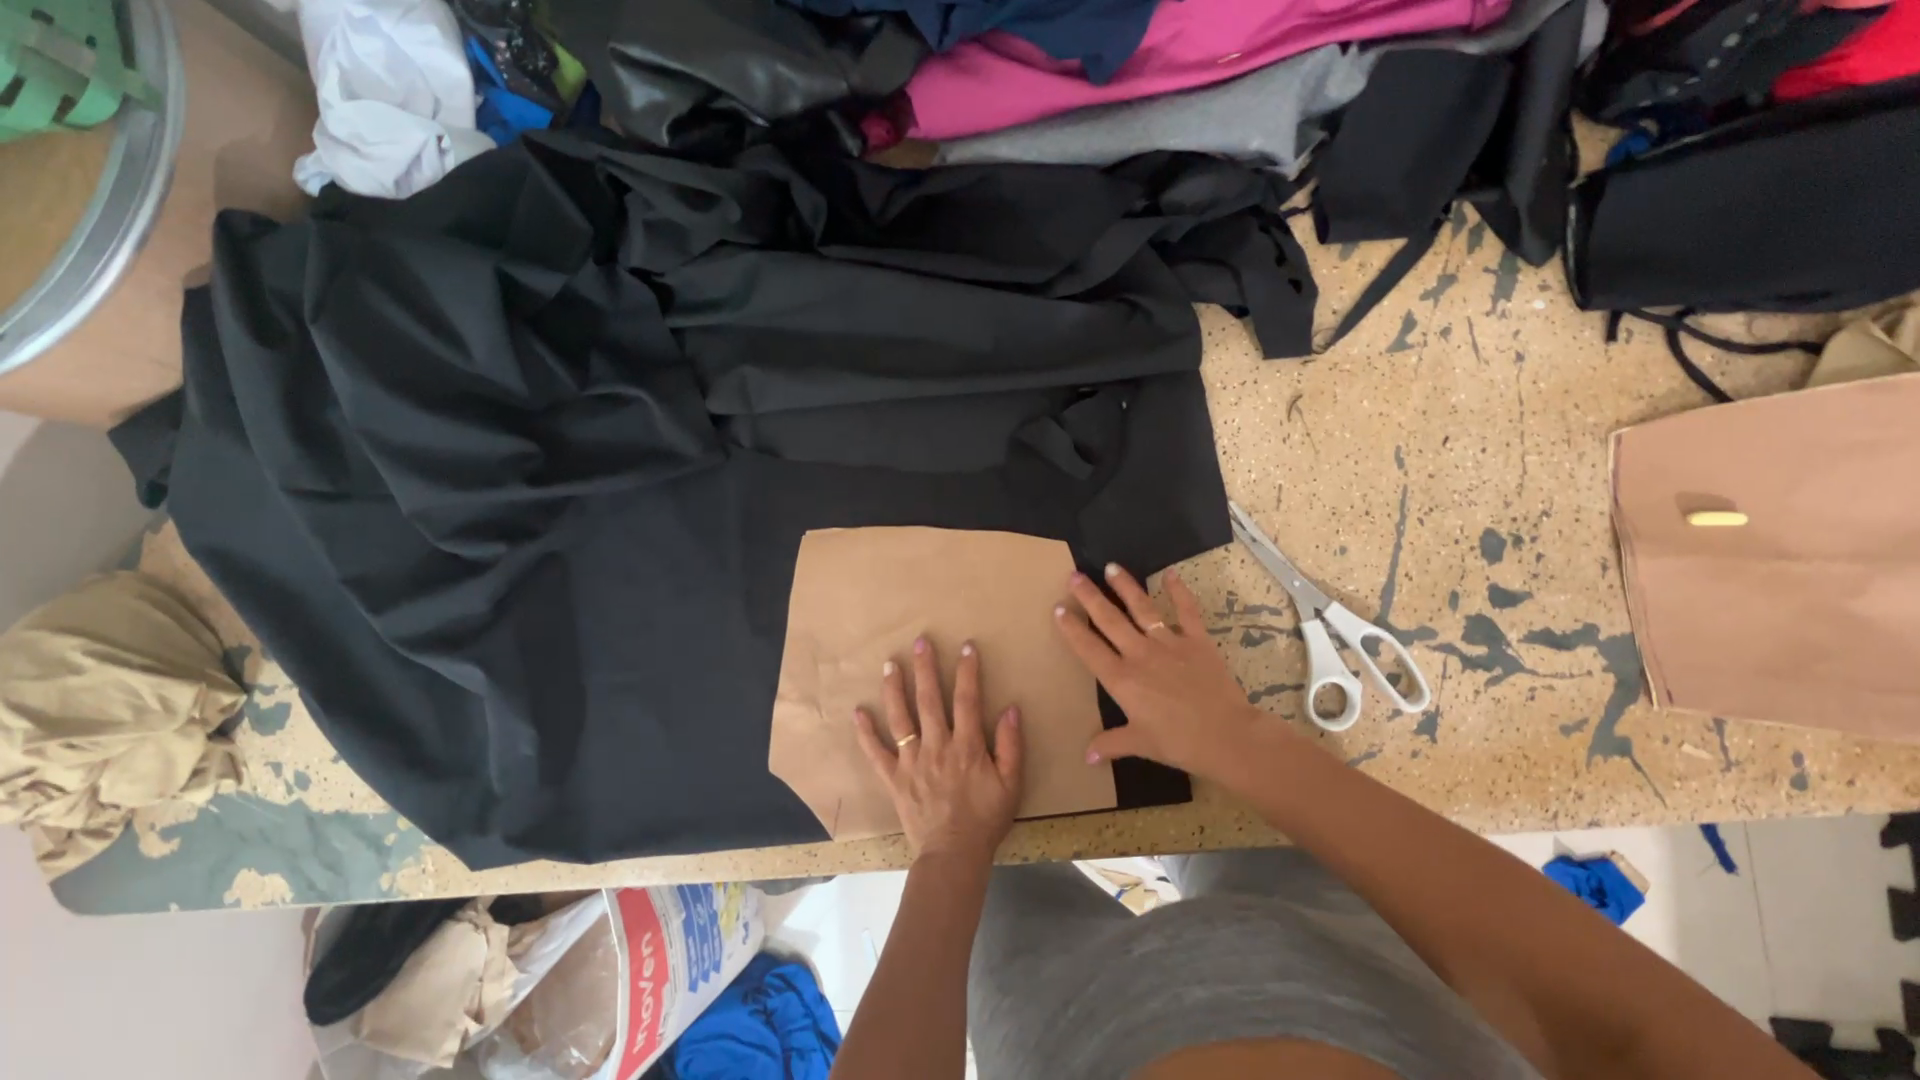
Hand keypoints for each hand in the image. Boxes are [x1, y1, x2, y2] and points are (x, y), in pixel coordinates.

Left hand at [855, 637, 1023, 861]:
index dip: (967, 671)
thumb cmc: (986, 819)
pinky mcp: (894, 778)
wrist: (954, 853)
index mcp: (967, 746)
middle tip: (920, 642)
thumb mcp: (1011, 783)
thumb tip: (1010, 709)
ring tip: (890, 665)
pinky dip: (866, 732)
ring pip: (900, 718)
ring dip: (895, 689)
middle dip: (925, 668)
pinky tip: (858, 712)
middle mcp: (936, 746)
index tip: (965, 647)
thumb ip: (1010, 745)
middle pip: (929, 700)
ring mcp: (911, 761)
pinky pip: (876, 752)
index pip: (967, 699)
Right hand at [1054, 564, 1272, 778]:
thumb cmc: (1178, 743)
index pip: (1089, 648)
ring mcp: (1169, 644)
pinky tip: (1171, 574)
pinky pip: (1186, 611)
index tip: (1058, 608)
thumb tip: (1088, 755)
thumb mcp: (1140, 745)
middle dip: (1090, 597)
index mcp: (1121, 679)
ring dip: (1125, 586)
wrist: (1225, 735)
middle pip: (1109, 620)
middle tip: (1074, 576)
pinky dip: (1179, 591)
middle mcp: (1139, 654)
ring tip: (1110, 567)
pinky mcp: (1196, 641)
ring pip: (1141, 608)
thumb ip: (1112, 743)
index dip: (1072, 628)